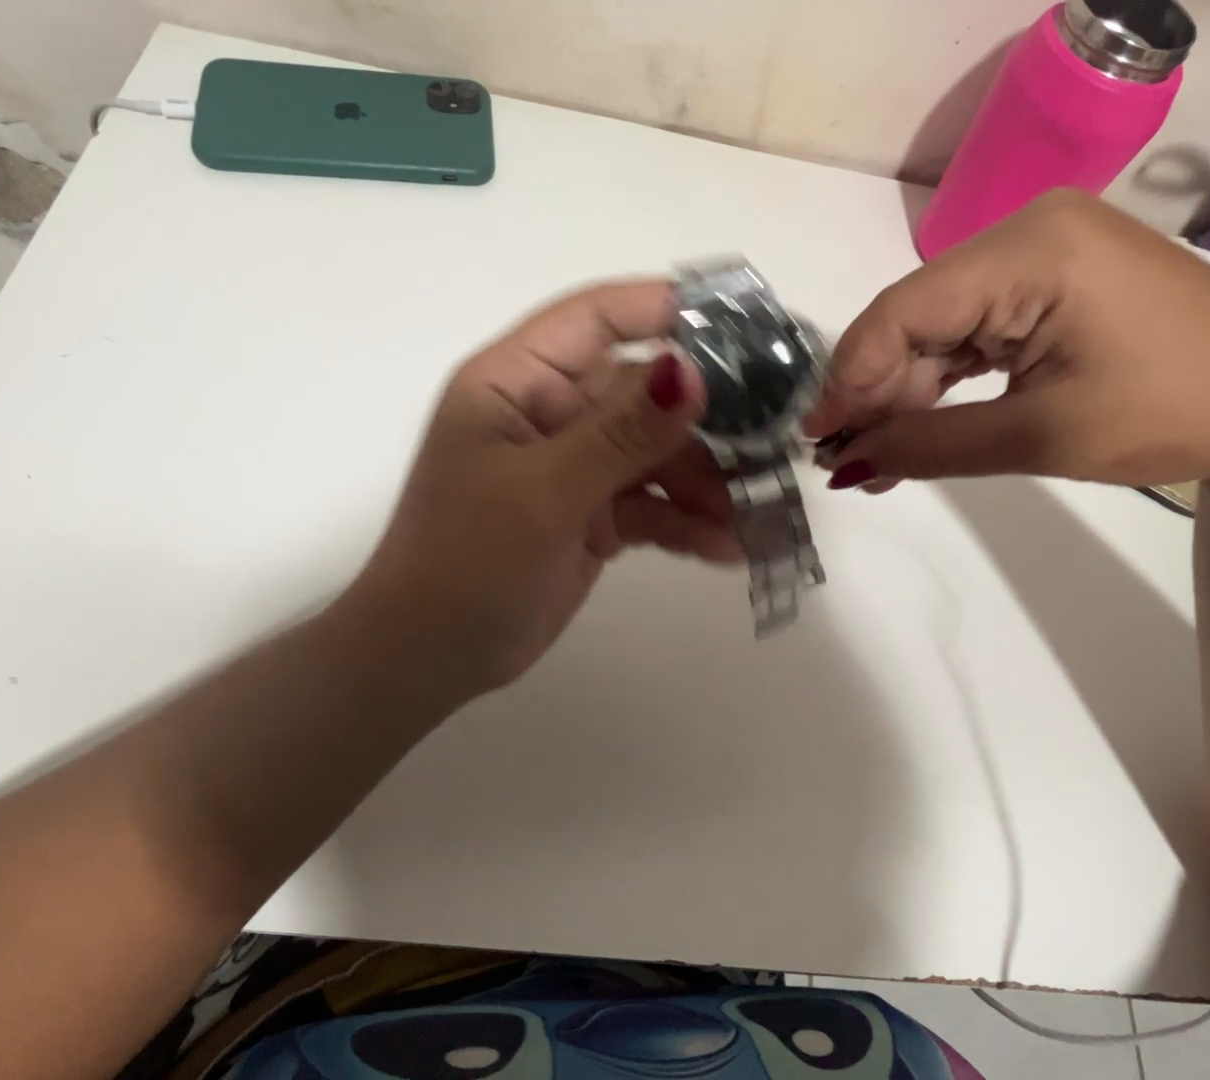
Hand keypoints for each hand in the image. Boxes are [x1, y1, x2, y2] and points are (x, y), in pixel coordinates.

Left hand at [346, 281, 740, 703]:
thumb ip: (619, 433)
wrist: (428, 657)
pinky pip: (650, 505)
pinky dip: (686, 523)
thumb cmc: (466, 562)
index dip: (667, 311)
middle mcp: (548, 413)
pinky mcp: (589, 516)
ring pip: (656, 453)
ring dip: (706, 482)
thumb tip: (692, 370)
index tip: (746, 327)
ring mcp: (572, 467)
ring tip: (756, 515)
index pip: (596, 319)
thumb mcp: (543, 492)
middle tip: (780, 438)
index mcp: (516, 381)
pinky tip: (726, 548)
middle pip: (643, 391)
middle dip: (709, 418)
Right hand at [807, 191, 1209, 490]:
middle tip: (845, 459)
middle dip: (877, 391)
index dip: (848, 376)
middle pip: (916, 316)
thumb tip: (843, 464)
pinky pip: (973, 331)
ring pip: (939, 327)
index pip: (904, 309)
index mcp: (1032, 249)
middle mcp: (1028, 232)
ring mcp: (1042, 254)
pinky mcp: (1052, 283)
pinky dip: (944, 384)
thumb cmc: (1173, 417)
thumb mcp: (1040, 436)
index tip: (816, 436)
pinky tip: (916, 431)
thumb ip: (929, 446)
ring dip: (906, 393)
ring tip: (876, 460)